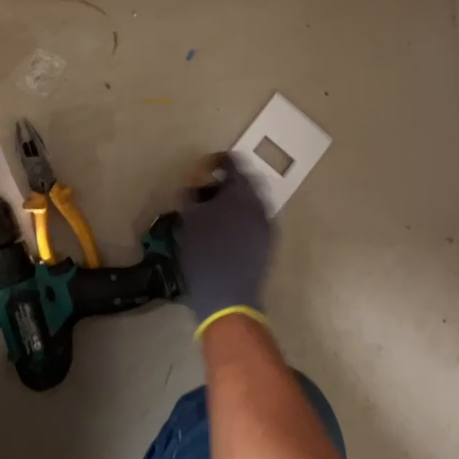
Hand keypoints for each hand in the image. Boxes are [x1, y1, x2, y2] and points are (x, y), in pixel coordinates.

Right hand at [179, 153, 273, 337]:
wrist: (228, 297)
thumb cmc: (204, 256)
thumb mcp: (190, 221)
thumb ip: (193, 197)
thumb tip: (195, 185)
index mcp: (240, 194)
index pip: (234, 164)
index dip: (219, 161)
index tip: (207, 165)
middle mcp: (259, 204)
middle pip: (247, 181)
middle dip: (230, 180)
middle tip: (211, 187)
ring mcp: (267, 224)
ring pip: (254, 200)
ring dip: (237, 199)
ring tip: (217, 210)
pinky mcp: (269, 242)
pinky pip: (257, 218)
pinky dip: (244, 215)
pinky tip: (228, 228)